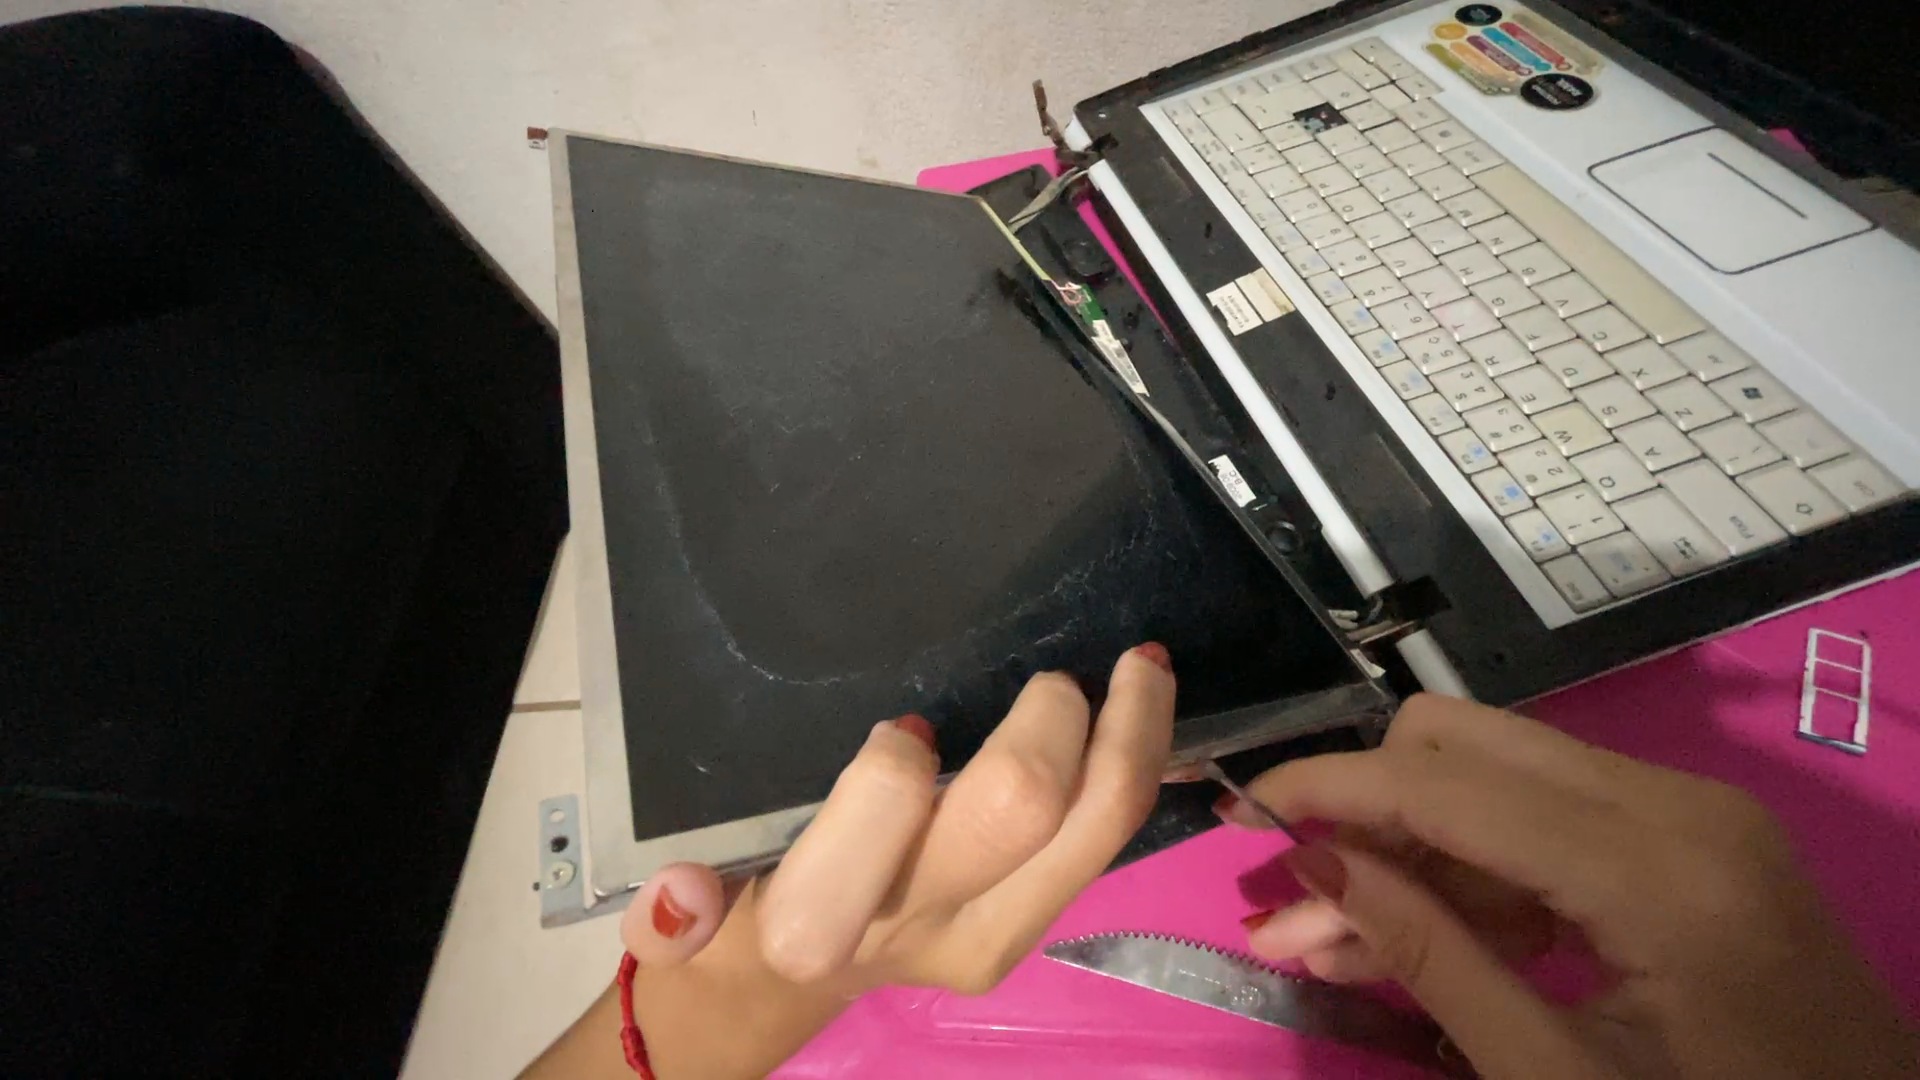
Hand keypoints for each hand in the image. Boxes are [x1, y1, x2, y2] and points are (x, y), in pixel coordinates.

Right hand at [615, 645, 1176, 1076]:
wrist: (787, 987)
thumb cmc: (734, 923)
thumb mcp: (684, 917)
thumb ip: (679, 911)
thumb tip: (676, 900)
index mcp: (833, 917)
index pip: (888, 824)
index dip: (896, 771)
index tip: (900, 726)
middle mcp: (934, 927)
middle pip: (1022, 814)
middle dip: (1048, 726)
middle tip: (1055, 676)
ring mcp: (1001, 931)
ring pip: (1096, 830)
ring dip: (1131, 740)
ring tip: (1143, 669)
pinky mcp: (1035, 923)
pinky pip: (1105, 841)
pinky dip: (1130, 771)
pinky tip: (1140, 719)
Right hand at [1227, 693, 1917, 1079]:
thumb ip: (1425, 956)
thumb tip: (1310, 862)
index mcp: (1661, 871)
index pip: (1441, 783)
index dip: (1326, 788)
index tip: (1240, 808)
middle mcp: (1670, 802)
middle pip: (1452, 739)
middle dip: (1360, 803)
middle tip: (1301, 877)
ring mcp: (1676, 810)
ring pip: (1475, 775)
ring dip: (1394, 846)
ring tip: (1325, 934)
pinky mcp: (1669, 832)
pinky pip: (1520, 819)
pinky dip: (1452, 870)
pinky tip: (1401, 933)